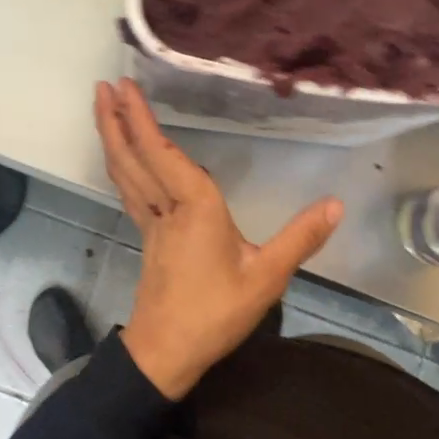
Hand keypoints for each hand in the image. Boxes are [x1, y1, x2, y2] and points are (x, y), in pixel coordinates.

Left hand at [94, 79, 341, 398]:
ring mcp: (151, 225)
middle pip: (132, 157)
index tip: (125, 86)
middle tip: (102, 86)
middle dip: (115, 120)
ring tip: (104, 111)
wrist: (167, 353)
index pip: (163, 154)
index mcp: (194, 208)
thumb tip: (336, 204)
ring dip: (113, 139)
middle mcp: (165, 209)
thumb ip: (300, 239)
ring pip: (125, 173)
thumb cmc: (215, 313)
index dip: (142, 119)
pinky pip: (130, 192)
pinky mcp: (147, 240)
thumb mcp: (266, 277)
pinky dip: (123, 167)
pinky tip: (125, 162)